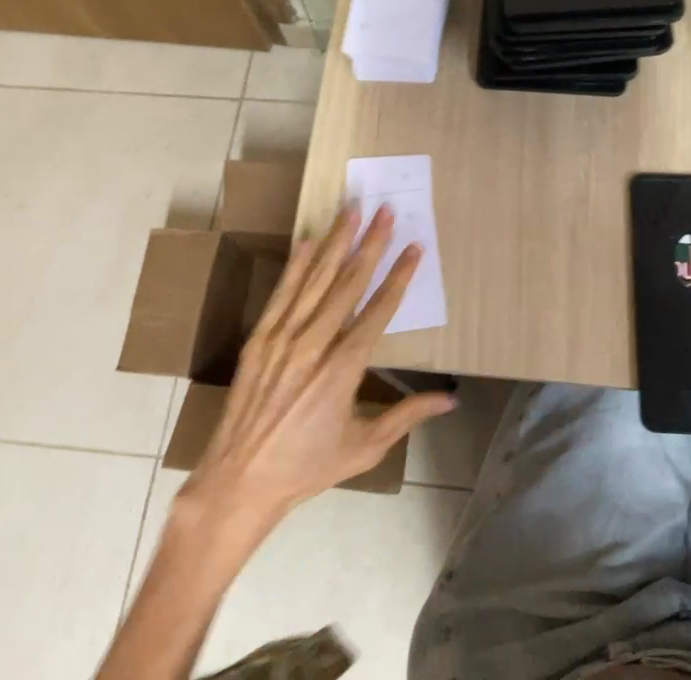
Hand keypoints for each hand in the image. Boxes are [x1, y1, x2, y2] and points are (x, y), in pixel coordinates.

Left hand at [181, 204, 455, 522]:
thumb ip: (407, 416)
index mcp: (342, 371)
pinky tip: (306, 242)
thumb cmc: (308, 467)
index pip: (377, 312)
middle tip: (386, 211)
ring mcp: (281, 340)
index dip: (398, 277)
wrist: (240, 480)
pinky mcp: (258, 341)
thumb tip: (450, 399)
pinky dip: (294, 268)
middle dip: (370, 245)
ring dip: (335, 244)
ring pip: (314, 281)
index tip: (414, 248)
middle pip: (347, 285)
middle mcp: (312, 346)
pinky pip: (280, 296)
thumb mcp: (365, 446)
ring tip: (351, 211)